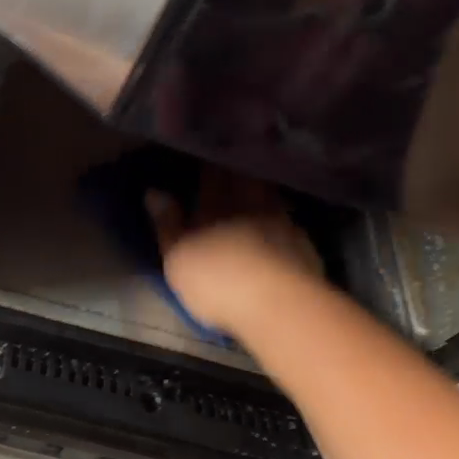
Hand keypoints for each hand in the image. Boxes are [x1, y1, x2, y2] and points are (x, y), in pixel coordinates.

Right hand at [147, 174, 323, 332]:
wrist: (277, 304)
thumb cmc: (216, 281)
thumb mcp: (177, 257)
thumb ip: (167, 223)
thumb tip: (154, 192)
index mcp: (216, 206)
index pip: (212, 175)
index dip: (208, 163)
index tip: (204, 155)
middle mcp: (250, 205)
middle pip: (244, 179)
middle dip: (236, 171)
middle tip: (231, 164)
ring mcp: (281, 222)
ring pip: (270, 195)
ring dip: (262, 189)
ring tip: (255, 188)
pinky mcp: (303, 243)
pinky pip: (290, 221)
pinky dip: (282, 218)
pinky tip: (281, 224)